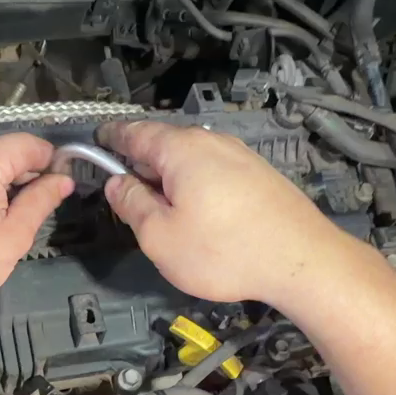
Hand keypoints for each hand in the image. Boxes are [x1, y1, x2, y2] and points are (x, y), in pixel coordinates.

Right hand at [98, 121, 360, 305]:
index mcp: (180, 150)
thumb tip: (117, 183)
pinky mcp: (259, 176)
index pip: (134, 133)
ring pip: (190, 160)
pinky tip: (196, 213)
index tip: (95, 143)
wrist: (300, 261)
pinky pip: (213, 172)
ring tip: (159, 209)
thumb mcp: (160, 237)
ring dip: (169, 178)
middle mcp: (211, 142)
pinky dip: (194, 185)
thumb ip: (132, 205)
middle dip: (140, 162)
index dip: (111, 139)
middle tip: (124, 190)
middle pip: (164, 144)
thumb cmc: (222, 251)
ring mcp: (240, 156)